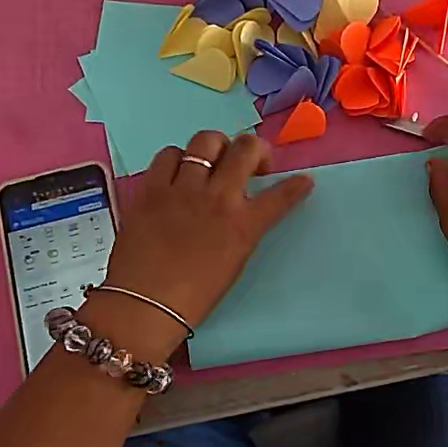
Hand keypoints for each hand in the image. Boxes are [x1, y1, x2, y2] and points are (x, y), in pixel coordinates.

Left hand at [88, 131, 311, 357]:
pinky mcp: (152, 189)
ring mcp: (182, 190)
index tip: (302, 181)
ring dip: (216, 149)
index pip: (281, 196)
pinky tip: (178, 173)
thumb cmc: (195, 294)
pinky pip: (168, 155)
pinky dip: (177, 159)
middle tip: (252, 163)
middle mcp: (217, 199)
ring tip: (212, 163)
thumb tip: (245, 208)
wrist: (145, 305)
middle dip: (257, 150)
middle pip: (245, 149)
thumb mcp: (234, 261)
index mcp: (243, 225)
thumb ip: (243, 228)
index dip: (296, 185)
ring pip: (206, 141)